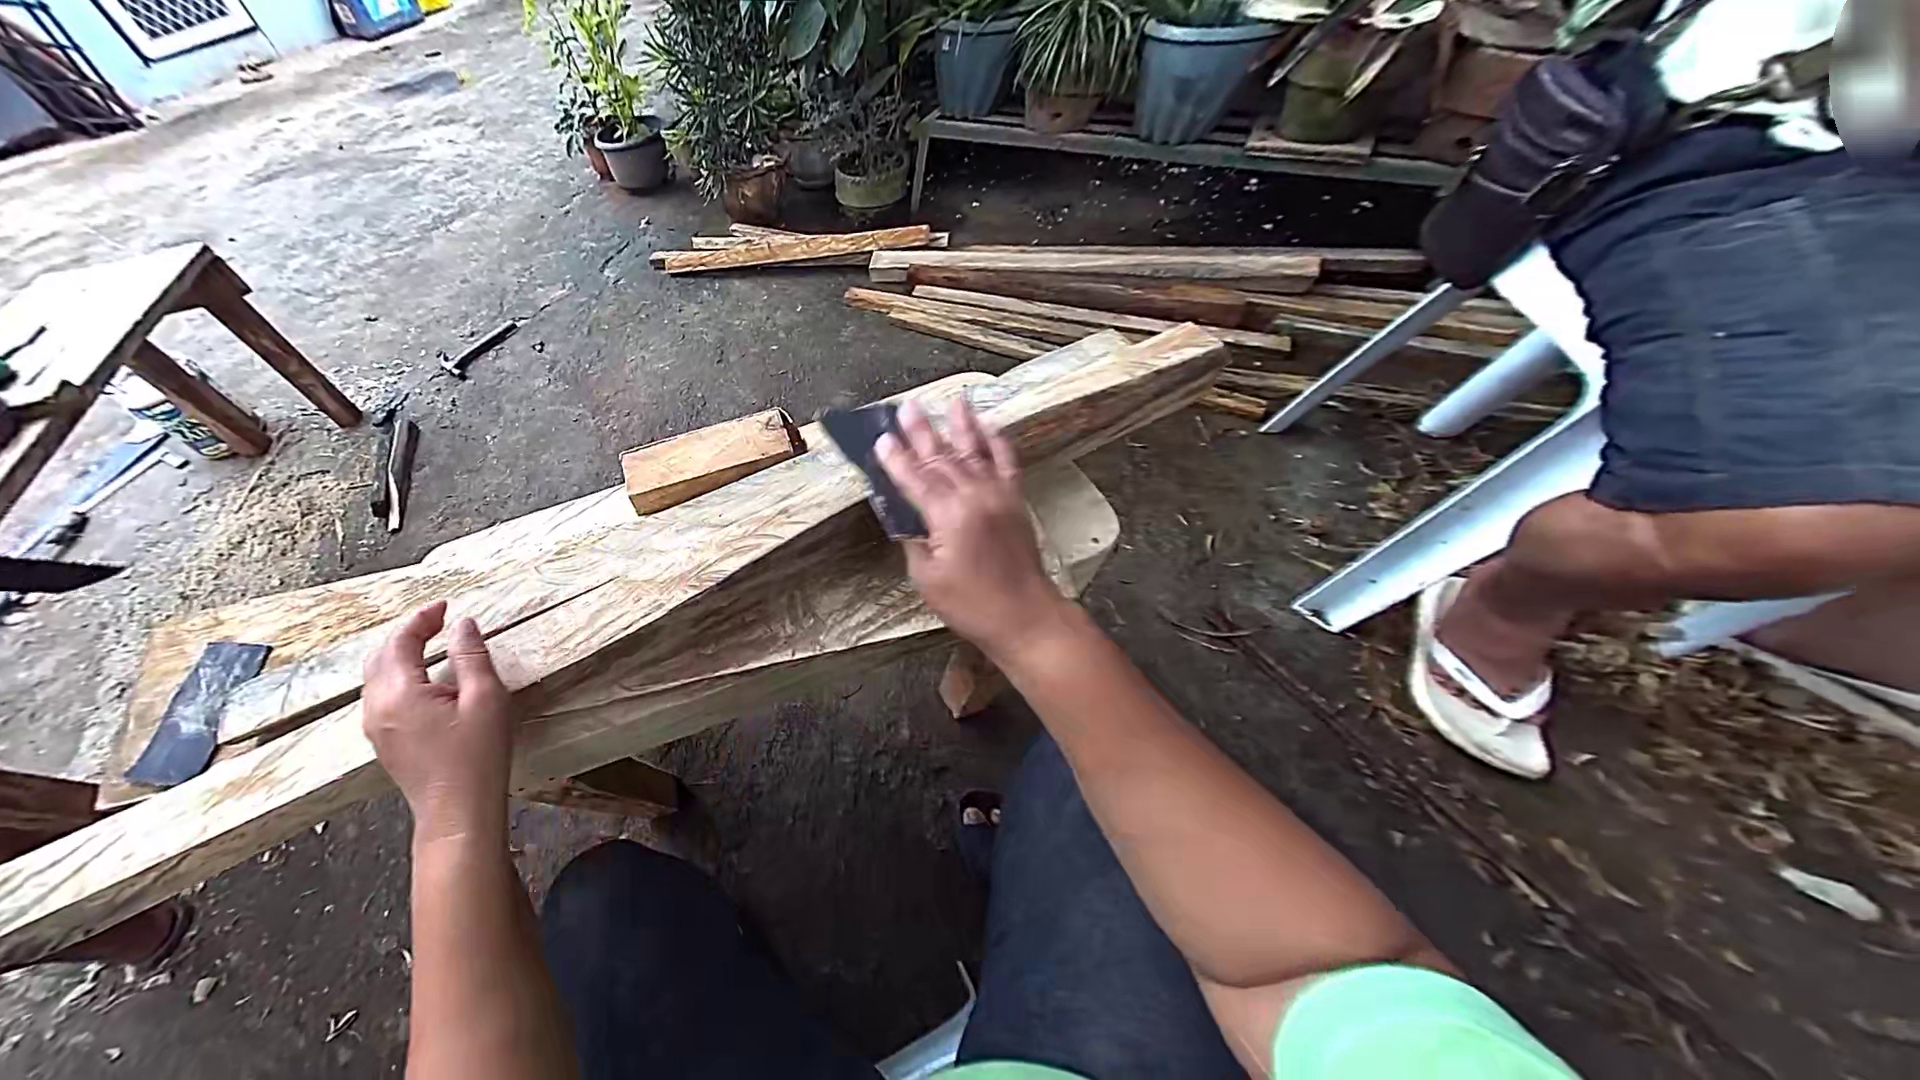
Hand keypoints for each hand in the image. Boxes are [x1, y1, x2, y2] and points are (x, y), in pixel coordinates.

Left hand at [362, 601, 514, 844]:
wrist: (458, 808)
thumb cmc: (478, 753)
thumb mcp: (486, 698)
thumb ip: (473, 656)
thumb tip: (464, 625)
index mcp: (398, 694)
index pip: (400, 643)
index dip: (422, 620)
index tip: (445, 605)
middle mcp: (376, 708)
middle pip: (380, 658)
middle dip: (408, 634)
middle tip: (439, 619)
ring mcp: (376, 727)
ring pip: (379, 678)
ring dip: (402, 654)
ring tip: (433, 642)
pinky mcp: (385, 741)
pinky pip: (384, 696)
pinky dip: (401, 675)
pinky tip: (426, 677)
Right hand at [875, 398, 1074, 660]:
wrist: (1024, 615)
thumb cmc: (971, 604)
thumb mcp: (927, 578)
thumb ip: (913, 540)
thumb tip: (902, 515)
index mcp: (948, 515)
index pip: (915, 479)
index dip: (896, 459)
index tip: (881, 438)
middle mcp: (974, 496)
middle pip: (941, 458)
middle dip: (922, 432)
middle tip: (906, 407)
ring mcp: (999, 496)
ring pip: (974, 452)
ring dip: (961, 425)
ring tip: (952, 401)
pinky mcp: (1016, 502)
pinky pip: (1007, 463)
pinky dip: (998, 443)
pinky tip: (990, 427)